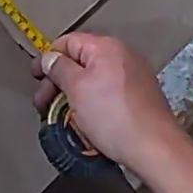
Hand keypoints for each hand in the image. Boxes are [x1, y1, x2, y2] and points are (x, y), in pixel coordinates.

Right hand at [32, 32, 183, 172]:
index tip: (35, 78)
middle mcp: (122, 55)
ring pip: (93, 78)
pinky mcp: (140, 96)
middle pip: (80, 60)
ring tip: (61, 115)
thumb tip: (49, 57)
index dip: (48, 58)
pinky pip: (108, 91)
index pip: (67, 42)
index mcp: (106, 47)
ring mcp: (134, 75)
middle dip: (58, 81)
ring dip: (73, 93)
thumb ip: (59, 68)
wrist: (157, 150)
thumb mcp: (76, 88)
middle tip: (43, 103)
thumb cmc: (112, 116)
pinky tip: (84, 118)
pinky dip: (91, 101)